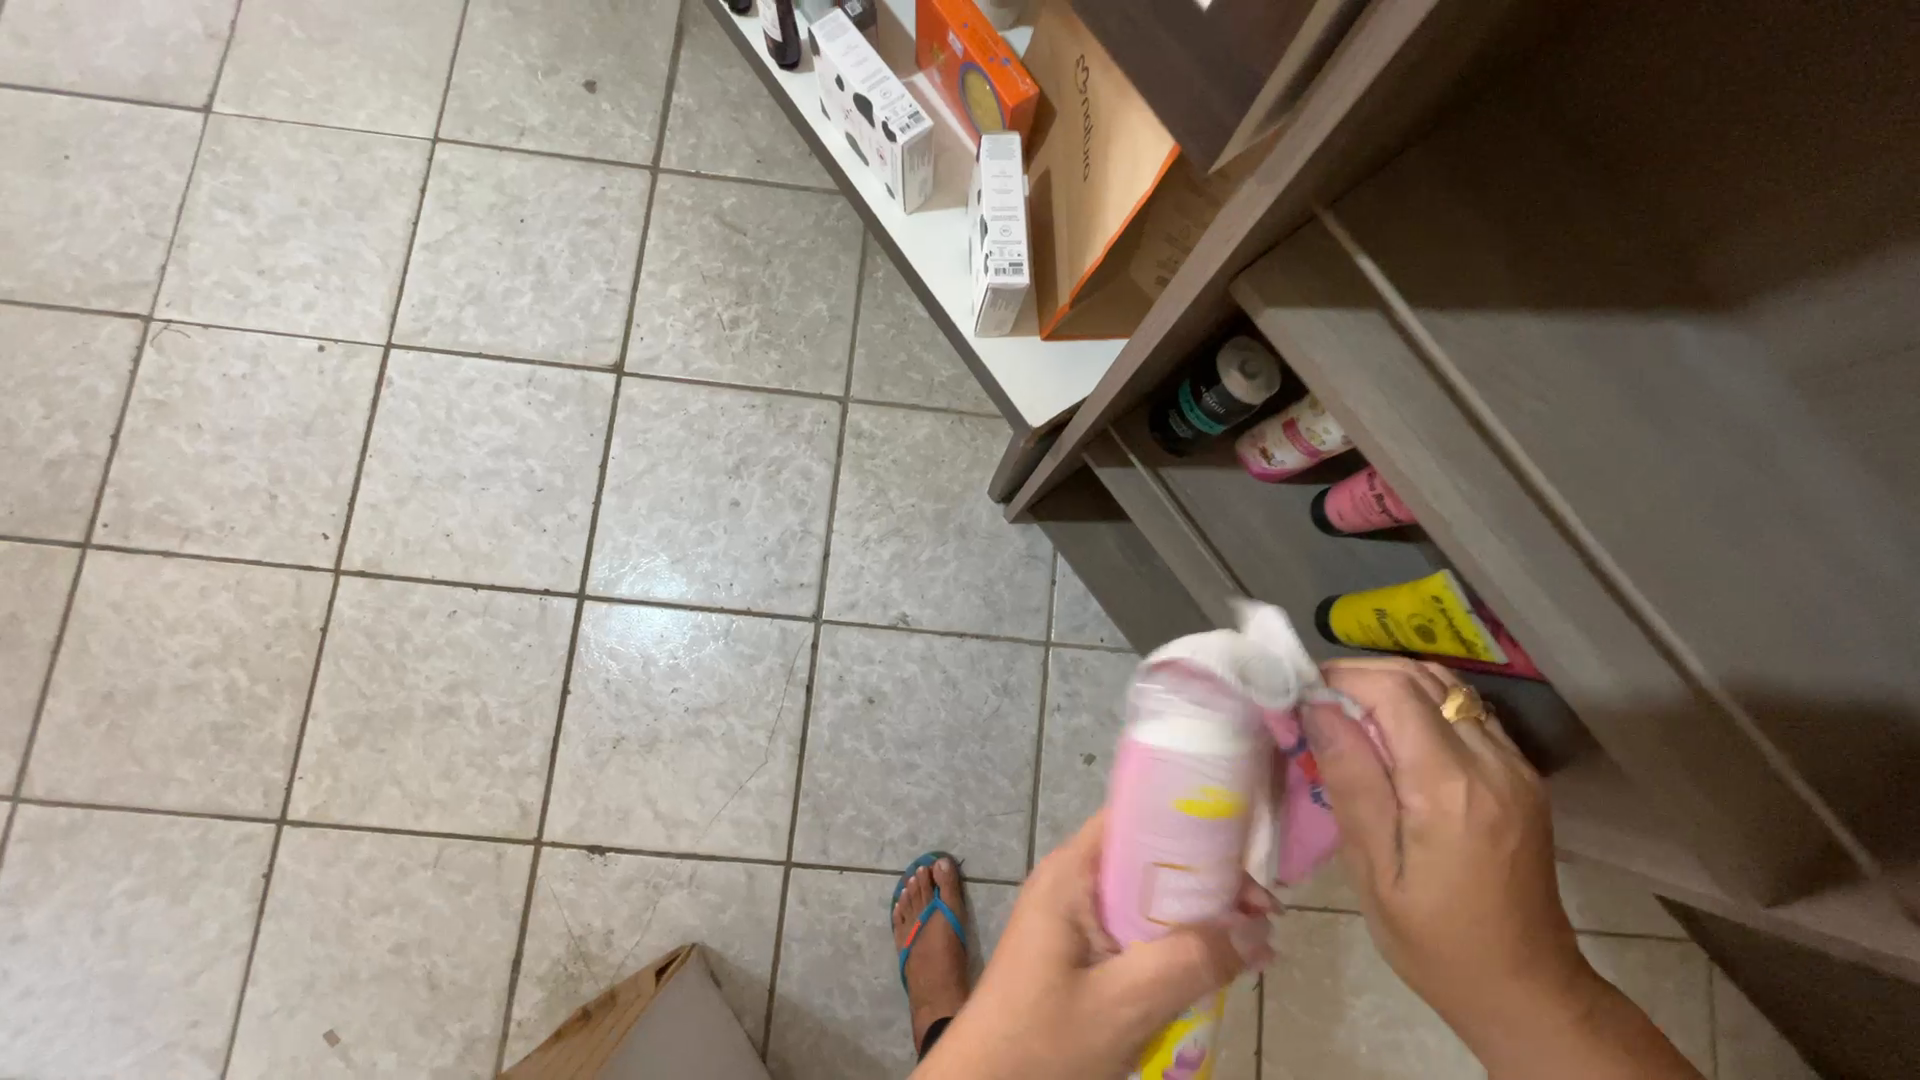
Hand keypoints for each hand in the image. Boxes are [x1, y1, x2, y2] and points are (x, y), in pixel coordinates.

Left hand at [912, 811, 1275, 1079]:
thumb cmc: (1042, 1041)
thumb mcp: (1124, 1004)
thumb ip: (1190, 963)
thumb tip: (1260, 930)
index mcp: (1072, 872)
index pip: (1136, 817)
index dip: (1194, 828)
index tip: (1245, 860)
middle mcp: (1071, 880)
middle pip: (1148, 857)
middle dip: (1206, 881)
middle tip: (1263, 914)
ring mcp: (1071, 914)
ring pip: (1145, 897)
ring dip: (1193, 916)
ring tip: (1248, 943)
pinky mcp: (1075, 947)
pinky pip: (1133, 928)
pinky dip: (1170, 942)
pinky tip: (1206, 968)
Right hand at [1302, 659, 1588, 1048]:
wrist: (1526, 987)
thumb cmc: (1433, 940)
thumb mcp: (1372, 869)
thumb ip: (1351, 780)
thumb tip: (1318, 708)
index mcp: (1451, 788)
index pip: (1395, 691)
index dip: (1342, 678)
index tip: (1300, 695)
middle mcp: (1493, 763)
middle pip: (1423, 677)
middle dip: (1363, 676)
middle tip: (1317, 704)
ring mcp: (1516, 767)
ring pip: (1449, 687)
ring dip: (1393, 686)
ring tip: (1349, 717)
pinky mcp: (1522, 776)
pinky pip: (1467, 713)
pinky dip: (1422, 706)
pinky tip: (1392, 739)